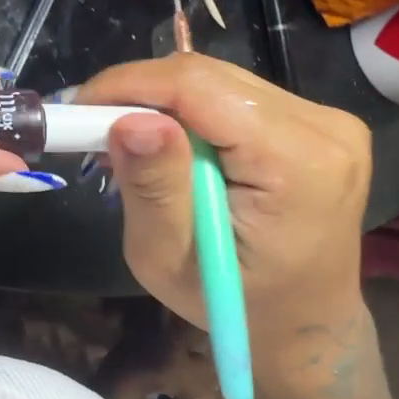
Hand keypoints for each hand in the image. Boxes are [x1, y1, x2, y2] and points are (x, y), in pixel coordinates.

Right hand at [78, 54, 371, 347]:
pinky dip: (183, 110)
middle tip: (89, 130)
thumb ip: (154, 187)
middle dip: (135, 93)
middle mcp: (323, 128)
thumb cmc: (230, 301)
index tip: (74, 111)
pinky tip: (165, 146)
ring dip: (157, 101)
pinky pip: (229, 93)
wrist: (301, 322)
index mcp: (297, 162)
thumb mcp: (169, 257)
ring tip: (123, 142)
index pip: (198, 86)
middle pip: (205, 75)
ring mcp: (324, 121)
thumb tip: (131, 122)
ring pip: (214, 78)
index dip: (127, 85)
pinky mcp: (312, 123)